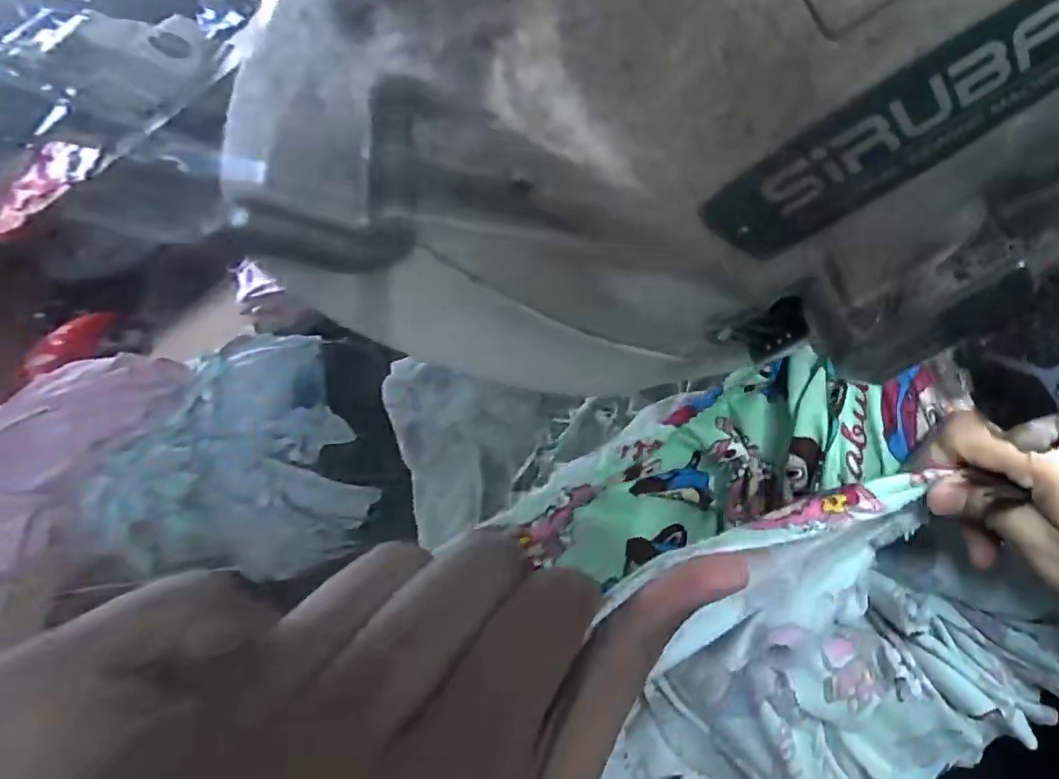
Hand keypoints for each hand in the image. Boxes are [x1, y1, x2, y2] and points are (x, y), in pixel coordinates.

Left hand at [0, 533, 747, 778]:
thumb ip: (615, 679)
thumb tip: (718, 564)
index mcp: (455, 767)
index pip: (558, 595)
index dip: (549, 623)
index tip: (520, 672)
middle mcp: (341, 730)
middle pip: (481, 559)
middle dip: (482, 605)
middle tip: (442, 679)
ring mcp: (214, 716)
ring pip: (379, 566)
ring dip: (383, 616)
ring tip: (344, 692)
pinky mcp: (82, 705)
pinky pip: (224, 594)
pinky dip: (241, 631)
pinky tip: (228, 700)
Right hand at [921, 405, 1058, 650]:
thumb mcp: (1051, 555)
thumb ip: (989, 509)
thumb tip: (937, 489)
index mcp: (1043, 432)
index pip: (960, 425)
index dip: (933, 463)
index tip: (931, 510)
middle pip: (985, 423)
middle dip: (967, 479)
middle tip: (977, 546)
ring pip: (1014, 431)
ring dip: (997, 479)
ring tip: (1004, 543)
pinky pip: (1046, 433)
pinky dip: (1028, 471)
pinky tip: (1037, 516)